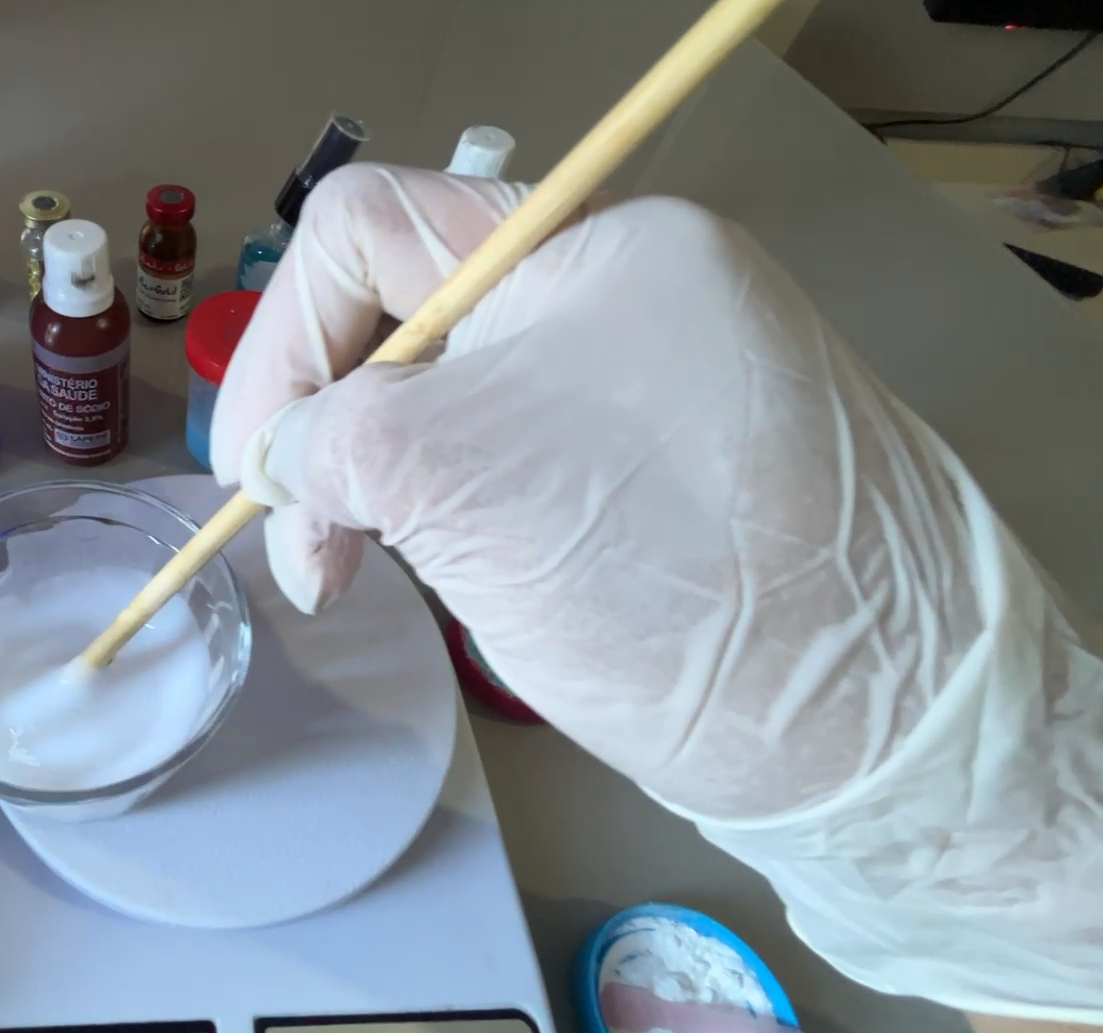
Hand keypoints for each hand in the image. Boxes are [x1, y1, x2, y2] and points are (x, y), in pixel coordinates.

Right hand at [211, 163, 990, 818]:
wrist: (849, 730)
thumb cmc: (665, 577)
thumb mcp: (460, 479)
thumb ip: (329, 440)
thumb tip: (271, 458)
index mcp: (567, 249)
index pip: (361, 232)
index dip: (280, 339)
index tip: (253, 464)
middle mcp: (567, 296)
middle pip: (369, 320)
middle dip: (306, 429)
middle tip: (290, 540)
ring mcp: (566, 382)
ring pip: (392, 401)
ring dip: (339, 483)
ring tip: (327, 573)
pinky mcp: (562, 461)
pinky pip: (431, 456)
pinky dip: (382, 507)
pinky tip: (374, 561)